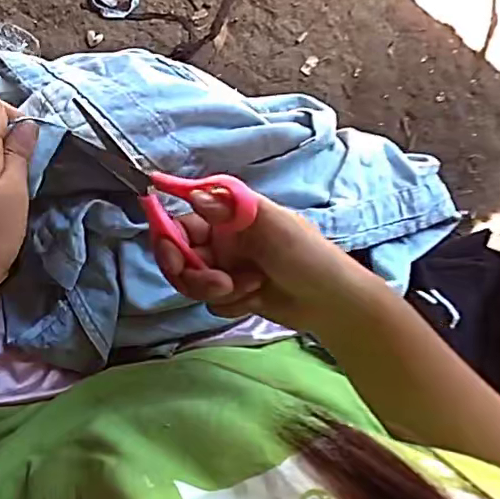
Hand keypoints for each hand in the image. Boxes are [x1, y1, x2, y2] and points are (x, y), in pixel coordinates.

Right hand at [152, 189, 390, 336]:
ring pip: (194, 283)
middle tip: (219, 283)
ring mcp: (227, 269)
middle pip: (181, 257)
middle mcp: (223, 241)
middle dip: (194, 274)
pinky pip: (212, 302)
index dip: (169, 238)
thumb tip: (194, 194)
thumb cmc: (306, 254)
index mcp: (229, 217)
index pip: (182, 223)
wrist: (330, 301)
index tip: (173, 255)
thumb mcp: (272, 224)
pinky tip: (256, 299)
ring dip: (217, 290)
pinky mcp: (234, 294)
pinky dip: (232, 304)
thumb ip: (231, 207)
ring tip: (249, 288)